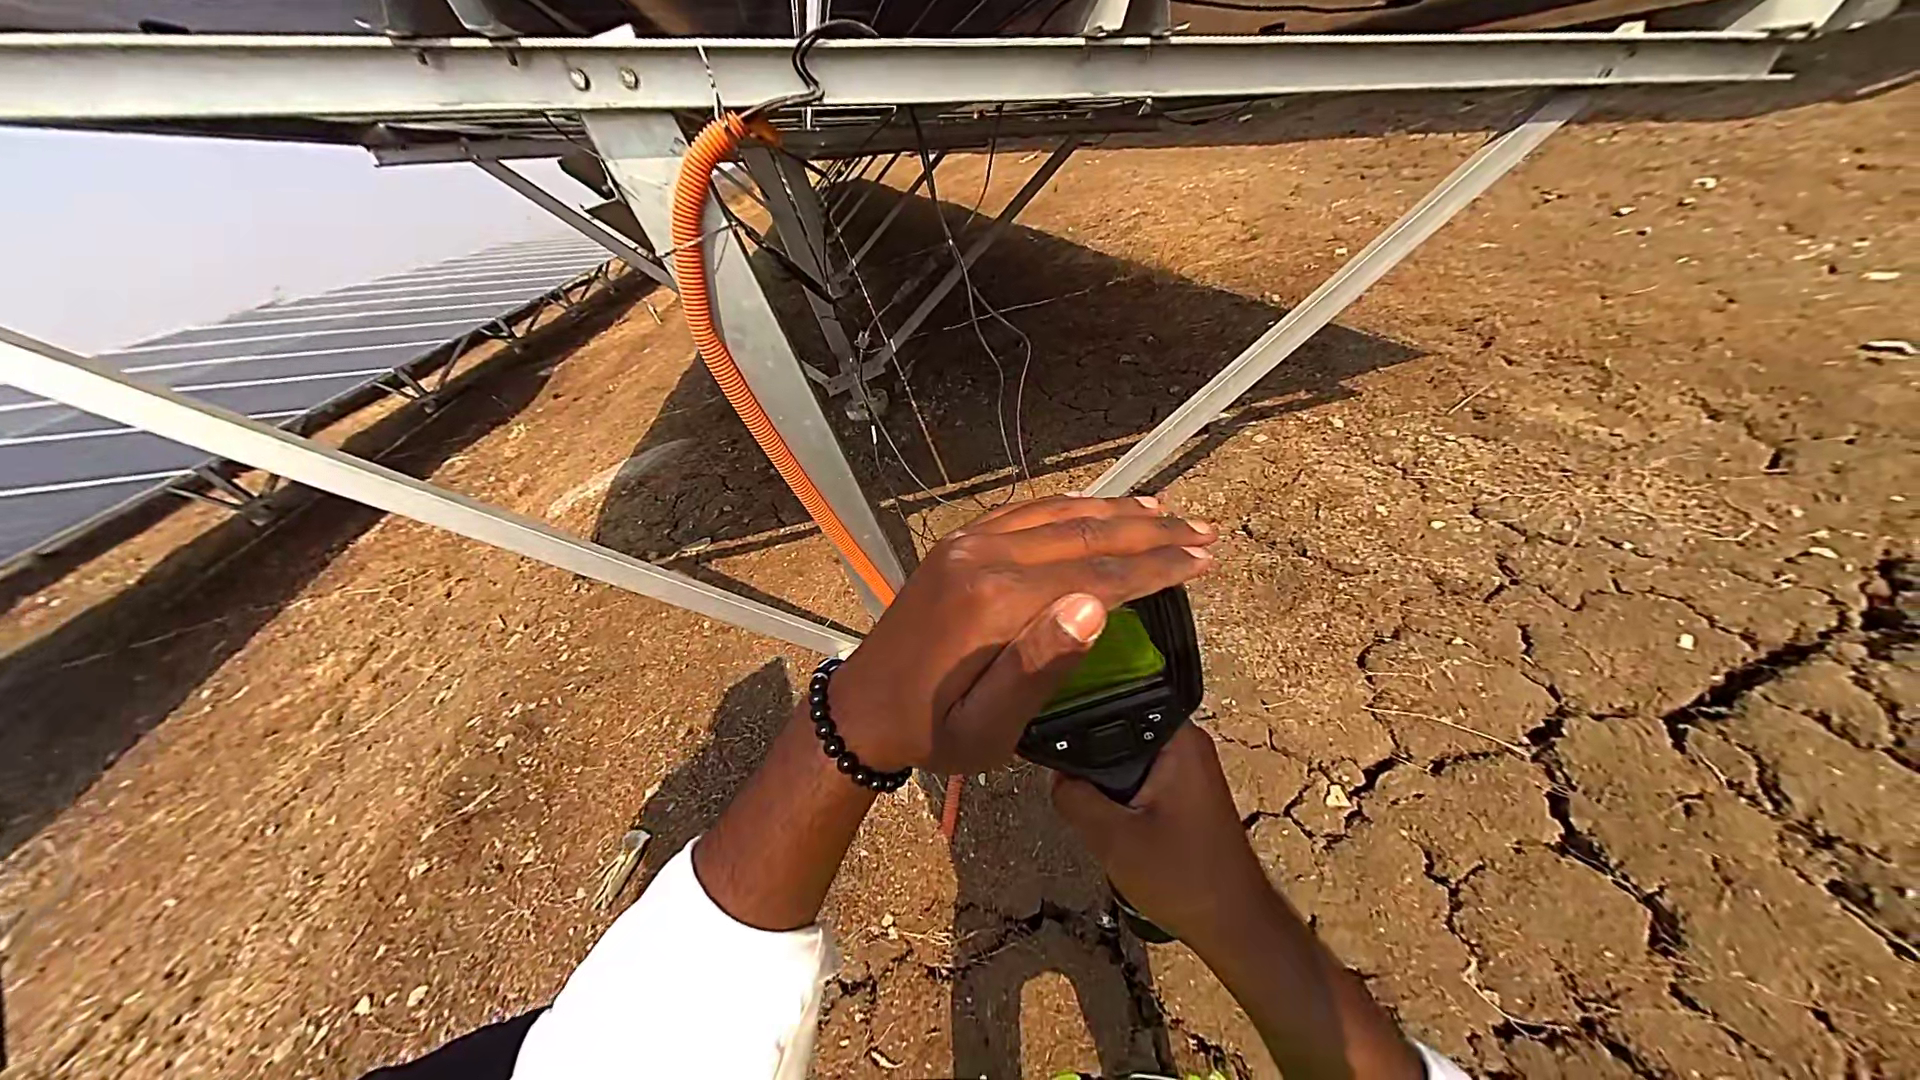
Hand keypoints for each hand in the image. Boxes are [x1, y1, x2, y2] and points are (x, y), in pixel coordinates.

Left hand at [829, 495, 1217, 773]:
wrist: (862, 707)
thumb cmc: (931, 729)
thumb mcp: (988, 726)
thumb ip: (1040, 666)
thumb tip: (1095, 606)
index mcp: (996, 602)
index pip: (1098, 573)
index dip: (1157, 566)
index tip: (1204, 558)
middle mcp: (983, 556)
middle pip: (1084, 534)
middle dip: (1150, 533)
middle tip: (1202, 532)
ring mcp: (966, 543)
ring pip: (1056, 513)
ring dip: (1114, 512)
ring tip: (1163, 512)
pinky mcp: (957, 544)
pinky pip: (1023, 511)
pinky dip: (1068, 506)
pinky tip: (1093, 508)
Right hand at [1049, 723, 1270, 949]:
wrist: (1236, 928)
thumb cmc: (1184, 879)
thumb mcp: (1112, 838)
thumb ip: (1074, 797)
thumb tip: (1055, 776)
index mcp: (1177, 739)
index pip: (1114, 707)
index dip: (1079, 721)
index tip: (1057, 746)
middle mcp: (1186, 743)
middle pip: (1116, 732)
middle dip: (1092, 761)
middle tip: (1078, 790)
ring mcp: (1188, 766)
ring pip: (1125, 758)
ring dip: (1106, 783)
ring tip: (1096, 810)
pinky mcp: (1185, 789)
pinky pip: (1139, 777)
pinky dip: (1122, 796)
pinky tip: (1116, 822)